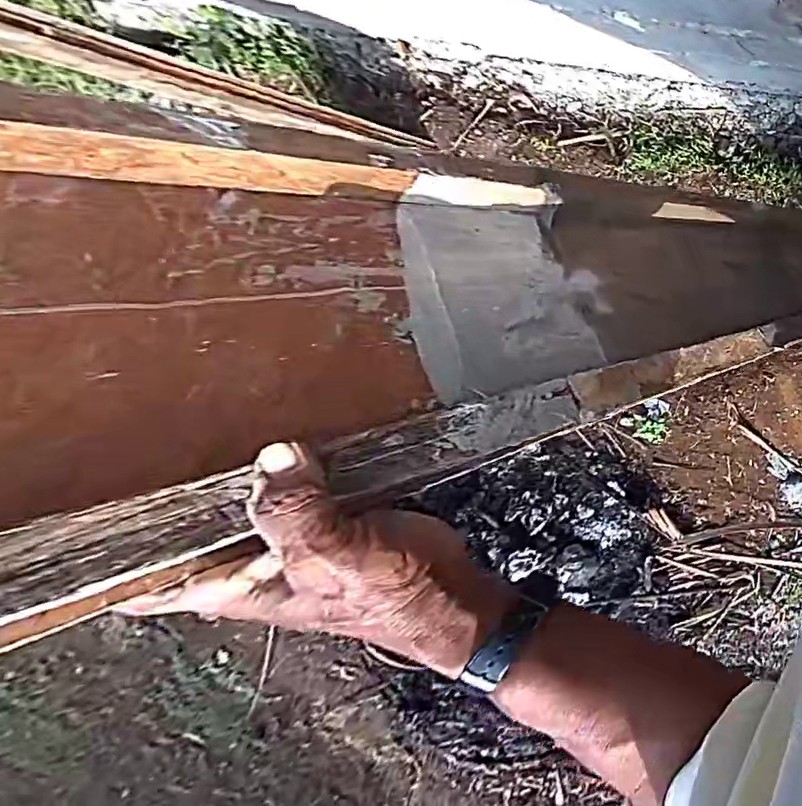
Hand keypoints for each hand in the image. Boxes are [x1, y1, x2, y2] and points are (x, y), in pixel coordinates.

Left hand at [119, 442, 513, 676]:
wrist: (455, 593)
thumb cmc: (396, 593)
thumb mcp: (337, 554)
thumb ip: (298, 511)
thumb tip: (275, 457)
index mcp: (230, 587)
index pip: (146, 569)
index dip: (128, 534)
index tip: (123, 486)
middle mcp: (255, 566)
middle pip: (210, 519)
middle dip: (214, 480)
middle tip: (221, 435)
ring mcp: (299, 543)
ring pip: (266, 500)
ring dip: (275, 469)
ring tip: (278, 431)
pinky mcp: (342, 523)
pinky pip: (314, 490)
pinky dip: (319, 468)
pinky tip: (328, 448)